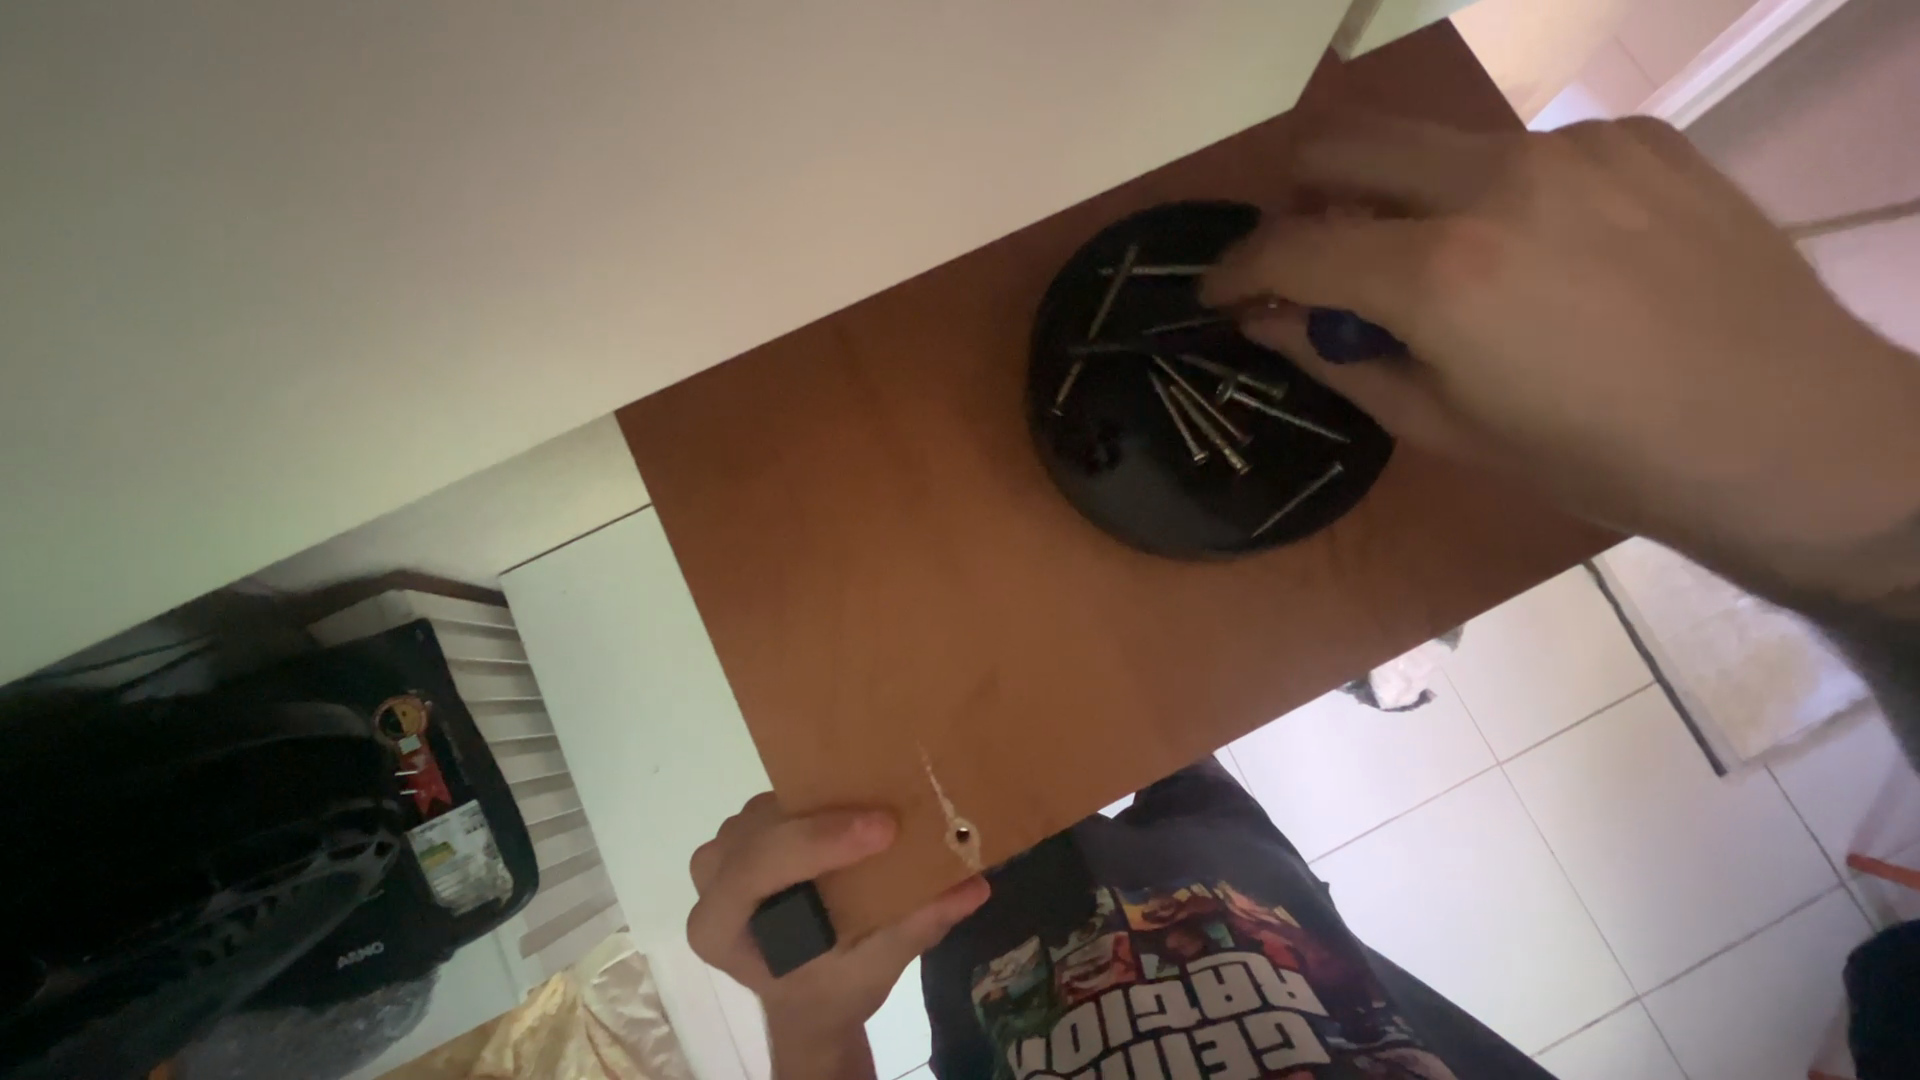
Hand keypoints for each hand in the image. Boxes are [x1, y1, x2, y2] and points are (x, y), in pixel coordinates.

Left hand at [687, 794, 988, 1074]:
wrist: (809, 996)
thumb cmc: (831, 988)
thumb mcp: (873, 970)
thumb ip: (916, 927)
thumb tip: (975, 885)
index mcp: (718, 927)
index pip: (755, 871)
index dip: (814, 843)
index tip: (881, 830)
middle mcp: (712, 881)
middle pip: (762, 830)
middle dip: (824, 819)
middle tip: (891, 815)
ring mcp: (727, 849)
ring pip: (770, 806)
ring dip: (822, 802)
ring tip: (878, 800)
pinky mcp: (752, 829)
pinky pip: (778, 797)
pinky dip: (819, 794)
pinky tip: (858, 793)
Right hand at [1203, 113, 1919, 603]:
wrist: (1783, 430)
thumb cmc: (1586, 455)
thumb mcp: (1435, 422)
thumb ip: (1337, 357)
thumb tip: (1266, 319)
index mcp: (1438, 273)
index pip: (1292, 245)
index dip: (1235, 268)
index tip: (1216, 290)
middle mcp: (1494, 182)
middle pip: (1343, 141)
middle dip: (1292, 194)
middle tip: (1296, 251)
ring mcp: (1571, 146)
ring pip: (1427, 145)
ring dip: (1390, 197)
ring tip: (1422, 265)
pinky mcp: (1633, 136)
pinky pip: (1513, 153)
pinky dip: (1480, 196)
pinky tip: (1523, 252)